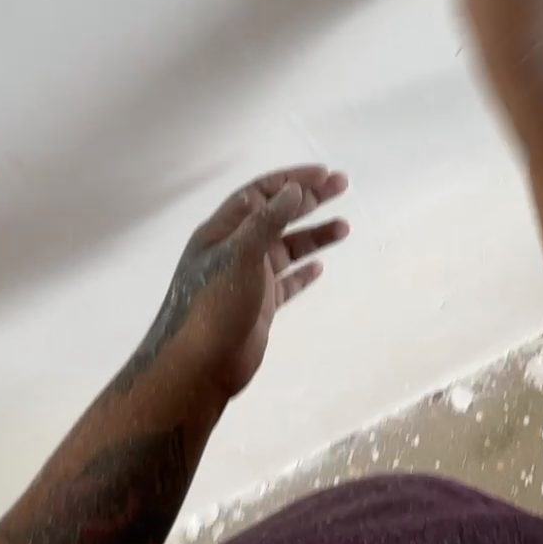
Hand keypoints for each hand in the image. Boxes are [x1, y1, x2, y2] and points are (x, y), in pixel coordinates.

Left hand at [124, 166, 348, 399]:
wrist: (198, 368)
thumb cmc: (213, 305)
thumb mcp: (239, 255)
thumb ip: (268, 221)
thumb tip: (295, 189)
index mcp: (223, 231)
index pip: (261, 193)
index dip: (292, 179)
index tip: (324, 175)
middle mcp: (236, 249)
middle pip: (278, 215)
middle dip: (309, 200)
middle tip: (342, 187)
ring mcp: (249, 278)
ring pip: (287, 247)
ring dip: (314, 235)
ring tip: (344, 227)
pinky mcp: (259, 305)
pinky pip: (287, 282)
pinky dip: (303, 272)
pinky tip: (321, 268)